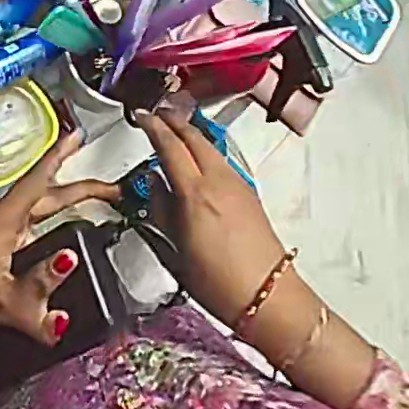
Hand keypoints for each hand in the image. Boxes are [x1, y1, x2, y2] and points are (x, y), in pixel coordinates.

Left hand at [0, 132, 120, 362]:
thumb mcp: (3, 299)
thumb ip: (40, 288)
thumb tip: (72, 263)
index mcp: (6, 219)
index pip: (40, 178)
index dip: (61, 155)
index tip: (78, 135)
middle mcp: (4, 215)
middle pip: (49, 190)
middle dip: (82, 184)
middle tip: (112, 186)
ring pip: (40, 199)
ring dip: (65, 191)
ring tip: (88, 189)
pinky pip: (32, 212)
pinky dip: (51, 206)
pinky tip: (57, 214)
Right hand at [137, 112, 287, 324]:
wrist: (266, 293)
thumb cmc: (219, 281)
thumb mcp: (176, 249)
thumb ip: (162, 209)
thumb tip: (154, 183)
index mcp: (195, 193)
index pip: (171, 146)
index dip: (154, 126)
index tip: (142, 116)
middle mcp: (218, 180)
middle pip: (194, 137)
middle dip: (174, 121)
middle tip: (157, 115)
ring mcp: (236, 182)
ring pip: (209, 145)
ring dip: (190, 133)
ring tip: (174, 132)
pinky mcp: (247, 191)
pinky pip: (220, 159)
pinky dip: (204, 150)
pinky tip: (197, 159)